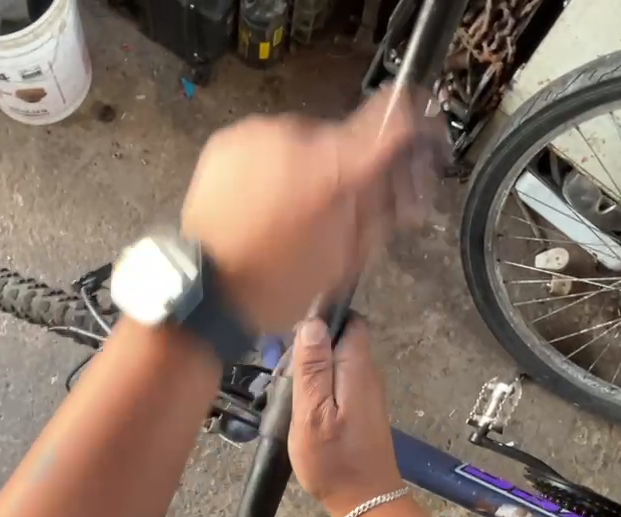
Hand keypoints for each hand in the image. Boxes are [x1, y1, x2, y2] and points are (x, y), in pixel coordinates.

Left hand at [181, 91, 435, 333]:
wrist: (206, 291)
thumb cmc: (273, 288)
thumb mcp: (341, 262)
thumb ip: (377, 215)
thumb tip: (402, 184)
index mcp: (334, 171)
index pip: (392, 122)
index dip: (410, 130)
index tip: (414, 138)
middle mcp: (298, 140)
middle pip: (341, 142)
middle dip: (343, 172)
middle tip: (333, 210)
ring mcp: (259, 136)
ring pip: (301, 144)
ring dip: (304, 170)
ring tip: (287, 215)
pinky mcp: (230, 141)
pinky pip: (265, 146)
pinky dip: (270, 168)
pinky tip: (262, 204)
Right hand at [288, 317, 403, 516]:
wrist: (363, 501)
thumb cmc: (333, 460)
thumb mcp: (312, 413)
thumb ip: (312, 369)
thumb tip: (312, 323)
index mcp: (357, 368)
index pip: (348, 321)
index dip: (321, 321)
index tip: (293, 340)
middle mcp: (368, 374)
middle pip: (341, 340)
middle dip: (313, 347)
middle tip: (284, 370)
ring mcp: (367, 393)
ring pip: (338, 363)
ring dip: (313, 370)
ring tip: (289, 389)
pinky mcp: (362, 410)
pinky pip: (339, 383)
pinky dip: (320, 388)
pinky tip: (302, 406)